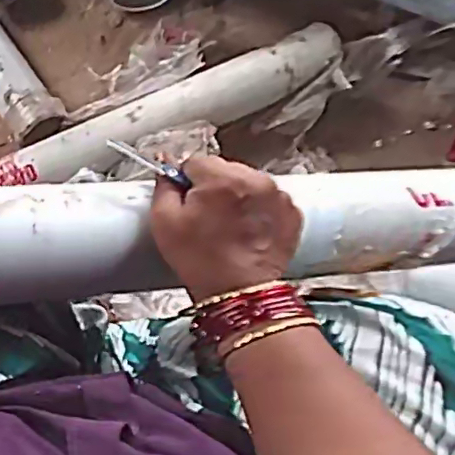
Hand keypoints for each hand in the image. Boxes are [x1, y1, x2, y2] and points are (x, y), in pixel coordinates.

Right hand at [149, 156, 303, 300]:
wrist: (238, 293)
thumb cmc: (201, 261)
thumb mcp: (164, 222)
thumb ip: (163, 187)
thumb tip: (167, 168)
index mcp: (221, 178)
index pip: (195, 161)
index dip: (186, 183)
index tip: (187, 202)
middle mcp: (254, 180)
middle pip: (224, 169)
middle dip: (213, 188)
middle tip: (206, 219)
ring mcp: (276, 195)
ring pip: (246, 182)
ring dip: (236, 197)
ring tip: (227, 227)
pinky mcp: (290, 211)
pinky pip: (266, 199)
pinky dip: (256, 210)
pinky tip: (245, 231)